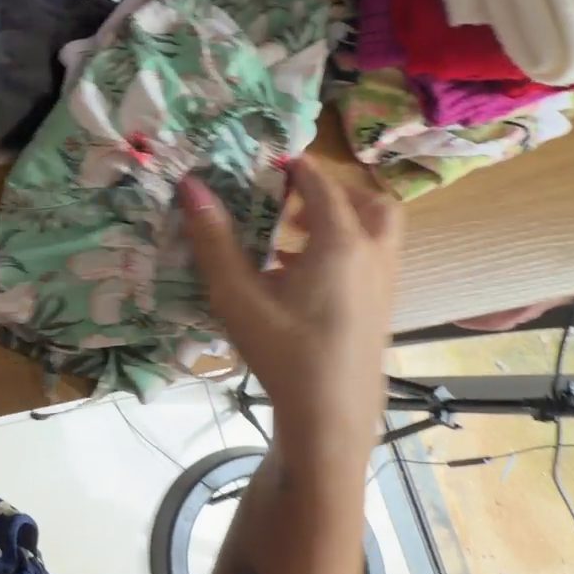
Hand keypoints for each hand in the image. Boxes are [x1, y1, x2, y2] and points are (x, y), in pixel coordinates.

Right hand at [179, 159, 401, 452]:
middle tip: (287, 197)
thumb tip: (190, 186)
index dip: (294, 167)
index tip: (264, 161)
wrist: (330, 413)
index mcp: (340, 243)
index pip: (322, 185)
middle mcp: (373, 254)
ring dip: (339, 219)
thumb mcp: (235, 293)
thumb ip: (213, 238)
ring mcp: (383, 282)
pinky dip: (343, 247)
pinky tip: (299, 274)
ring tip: (289, 234)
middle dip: (330, 191)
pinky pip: (370, 257)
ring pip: (377, 230)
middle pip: (369, 201)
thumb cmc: (282, 348)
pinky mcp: (380, 306)